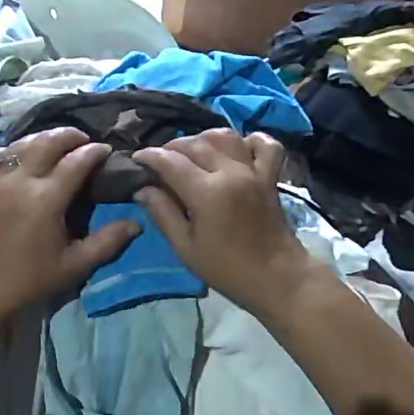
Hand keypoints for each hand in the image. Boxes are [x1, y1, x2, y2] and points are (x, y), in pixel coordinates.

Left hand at [0, 128, 138, 317]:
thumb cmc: (32, 277)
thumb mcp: (75, 264)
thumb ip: (107, 242)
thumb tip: (136, 225)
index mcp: (46, 200)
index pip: (75, 161)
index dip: (94, 151)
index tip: (106, 150)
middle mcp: (20, 182)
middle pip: (48, 141)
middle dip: (70, 136)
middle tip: (85, 141)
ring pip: (23, 143)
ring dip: (44, 138)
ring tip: (59, 144)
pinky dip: (13, 149)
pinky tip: (24, 155)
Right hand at [134, 129, 324, 316]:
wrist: (276, 277)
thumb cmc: (226, 268)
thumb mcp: (185, 247)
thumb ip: (163, 213)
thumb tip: (142, 189)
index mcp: (207, 192)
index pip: (171, 161)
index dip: (150, 156)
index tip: (137, 159)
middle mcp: (231, 172)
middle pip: (196, 144)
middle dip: (172, 147)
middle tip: (160, 160)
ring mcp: (254, 171)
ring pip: (226, 137)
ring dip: (204, 138)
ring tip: (192, 152)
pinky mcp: (270, 176)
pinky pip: (265, 145)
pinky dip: (250, 140)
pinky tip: (237, 149)